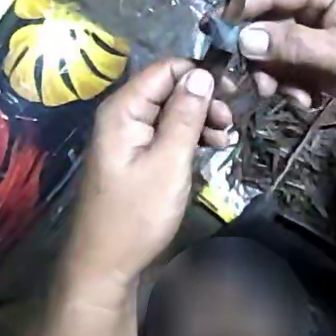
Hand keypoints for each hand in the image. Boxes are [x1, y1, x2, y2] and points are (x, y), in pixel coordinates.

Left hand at [64, 60, 234, 298]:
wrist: (105, 267)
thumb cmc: (136, 215)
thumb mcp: (169, 163)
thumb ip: (186, 115)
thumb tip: (203, 73)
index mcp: (124, 110)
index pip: (167, 69)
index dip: (200, 74)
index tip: (231, 92)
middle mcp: (124, 114)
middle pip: (170, 87)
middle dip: (204, 98)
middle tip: (230, 121)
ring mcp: (129, 134)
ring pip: (173, 108)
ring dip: (202, 117)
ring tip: (226, 137)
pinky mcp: (137, 152)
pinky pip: (168, 129)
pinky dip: (191, 134)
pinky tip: (213, 145)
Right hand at [236, 0, 335, 107]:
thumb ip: (291, 45)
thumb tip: (242, 39)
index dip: (241, 16)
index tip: (220, 47)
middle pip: (267, 22)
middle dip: (263, 57)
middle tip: (265, 88)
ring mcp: (319, 24)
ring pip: (277, 46)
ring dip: (279, 75)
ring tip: (298, 99)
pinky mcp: (322, 46)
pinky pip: (293, 61)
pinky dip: (294, 81)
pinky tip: (309, 99)